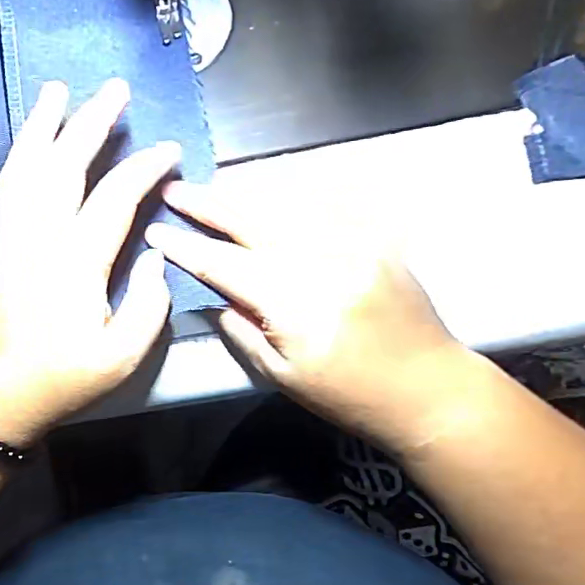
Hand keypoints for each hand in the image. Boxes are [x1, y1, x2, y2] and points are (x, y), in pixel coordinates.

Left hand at [0, 78, 179, 446]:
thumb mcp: (121, 358)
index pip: (115, 199)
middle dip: (91, 124)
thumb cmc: (59, 383)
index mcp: (75, 264)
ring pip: (16, 176)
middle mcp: (35, 242)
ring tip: (54, 93)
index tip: (169, 153)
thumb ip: (148, 306)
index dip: (145, 169)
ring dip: (36, 131)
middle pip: (62, 168)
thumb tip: (155, 260)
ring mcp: (2, 248)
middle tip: (114, 89)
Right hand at [147, 180, 487, 457]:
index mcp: (293, 304)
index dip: (186, 246)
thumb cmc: (348, 395)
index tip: (156, 229)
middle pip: (252, 221)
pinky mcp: (377, 239)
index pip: (225, 264)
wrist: (428, 388)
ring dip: (245, 197)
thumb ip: (241, 330)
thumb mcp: (281, 376)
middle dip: (209, 204)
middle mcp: (321, 262)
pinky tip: (271, 197)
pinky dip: (292, 199)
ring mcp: (354, 244)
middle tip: (175, 189)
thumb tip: (217, 294)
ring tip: (215, 192)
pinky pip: (326, 207)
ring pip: (286, 206)